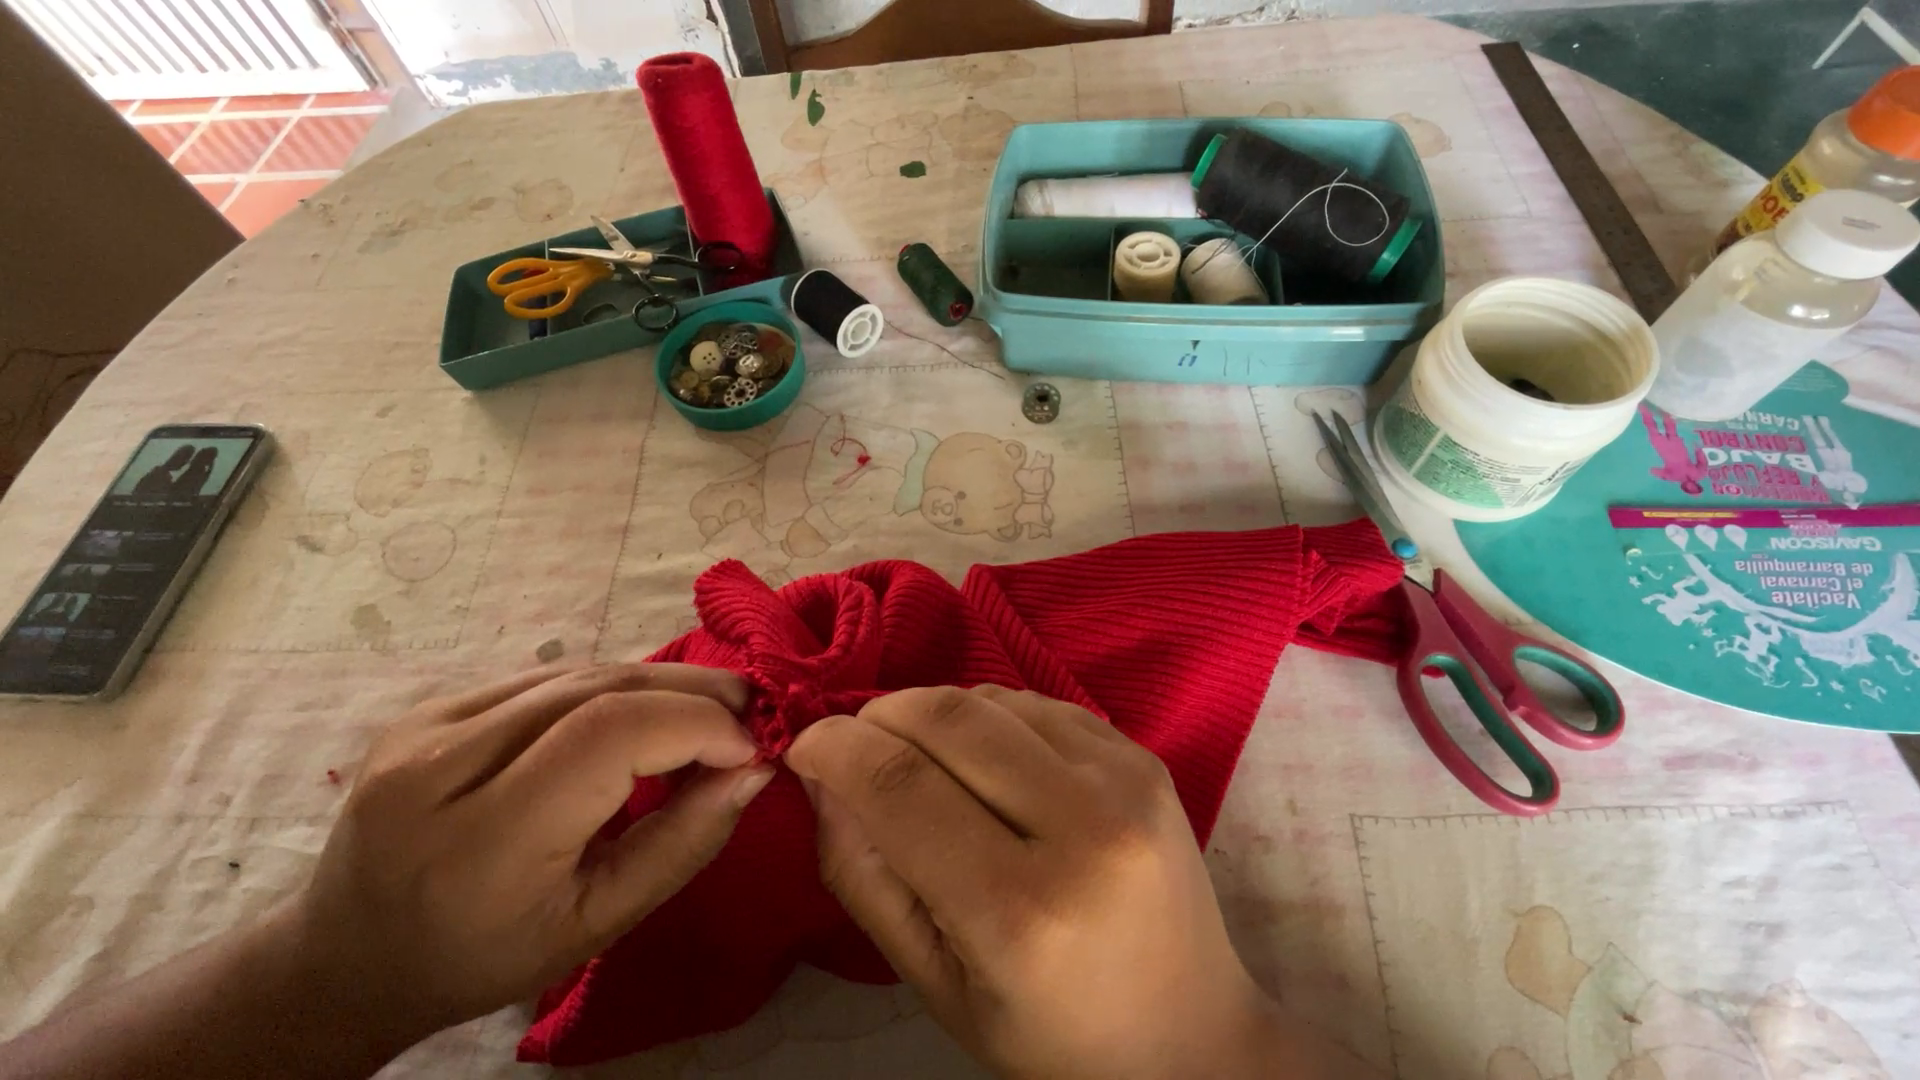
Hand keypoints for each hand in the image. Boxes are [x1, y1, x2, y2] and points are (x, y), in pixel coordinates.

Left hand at [286, 662, 773, 1041]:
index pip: (609, 735)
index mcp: (481, 841)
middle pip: (597, 687)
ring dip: (658, 684)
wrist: (347, 957)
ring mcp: (425, 726)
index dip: (696, 723)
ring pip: (577, 672)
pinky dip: (611, 688)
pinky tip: (638, 713)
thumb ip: (683, 843)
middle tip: (748, 712)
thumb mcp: (598, 923)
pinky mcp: (427, 708)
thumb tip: (753, 768)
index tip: (750, 749)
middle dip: (692, 690)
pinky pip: (545, 678)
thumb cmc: (483, 959)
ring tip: (707, 710)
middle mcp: (441, 766)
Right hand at [786, 686, 1375, 1079]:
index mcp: (1021, 912)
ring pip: (990, 698)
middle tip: (854, 741)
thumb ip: (866, 880)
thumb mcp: (936, 985)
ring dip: (931, 710)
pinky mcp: (1144, 757)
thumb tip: (823, 781)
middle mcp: (1083, 829)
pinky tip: (983, 756)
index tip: (804, 745)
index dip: (835, 748)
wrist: (1188, 1031)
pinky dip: (988, 715)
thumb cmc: (1050, 1032)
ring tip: (917, 754)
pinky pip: (1037, 703)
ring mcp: (1124, 781)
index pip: (900, 787)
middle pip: (946, 719)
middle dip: (877, 714)